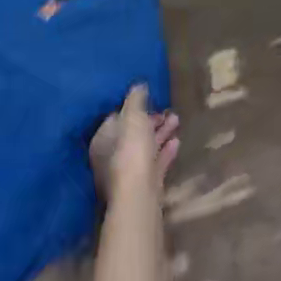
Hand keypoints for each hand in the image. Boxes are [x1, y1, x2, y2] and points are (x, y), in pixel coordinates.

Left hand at [89, 85, 179, 200]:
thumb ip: (136, 98)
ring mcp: (128, 173)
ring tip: (177, 120)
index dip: (134, 107)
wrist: (139, 195)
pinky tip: (177, 142)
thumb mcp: (133, 115)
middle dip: (151, 120)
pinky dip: (165, 152)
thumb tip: (138, 85)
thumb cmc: (131, 149)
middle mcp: (111, 156)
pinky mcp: (144, 186)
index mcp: (103, 138)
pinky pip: (155, 164)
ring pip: (145, 148)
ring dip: (161, 133)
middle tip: (167, 110)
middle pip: (133, 133)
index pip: (117, 117)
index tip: (150, 100)